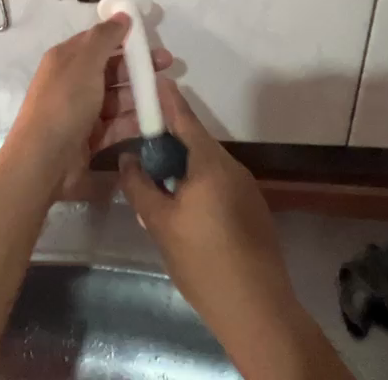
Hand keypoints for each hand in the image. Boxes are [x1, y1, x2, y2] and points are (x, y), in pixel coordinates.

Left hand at [5, 16, 172, 188]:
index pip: (98, 42)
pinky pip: (119, 124)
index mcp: (66, 59)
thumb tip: (122, 14)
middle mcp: (73, 83)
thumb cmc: (64, 103)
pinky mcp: (92, 139)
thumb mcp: (84, 62)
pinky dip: (136, 121)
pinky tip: (158, 120)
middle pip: (111, 70)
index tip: (151, 40)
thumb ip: (105, 37)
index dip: (124, 38)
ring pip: (118, 98)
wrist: (44, 161)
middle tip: (169, 67)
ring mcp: (83, 112)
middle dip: (139, 68)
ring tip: (168, 96)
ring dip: (141, 95)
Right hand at [120, 81, 341, 377]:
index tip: (152, 77)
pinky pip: (217, 185)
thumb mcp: (160, 223)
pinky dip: (196, 186)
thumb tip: (129, 158)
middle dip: (166, 142)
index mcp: (210, 162)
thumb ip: (140, 186)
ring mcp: (246, 189)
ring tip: (155, 186)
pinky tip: (181, 211)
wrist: (258, 310)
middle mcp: (232, 167)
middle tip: (137, 148)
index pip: (183, 118)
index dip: (166, 98)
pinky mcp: (252, 211)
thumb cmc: (204, 261)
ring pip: (205, 166)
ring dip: (181, 168)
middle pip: (194, 142)